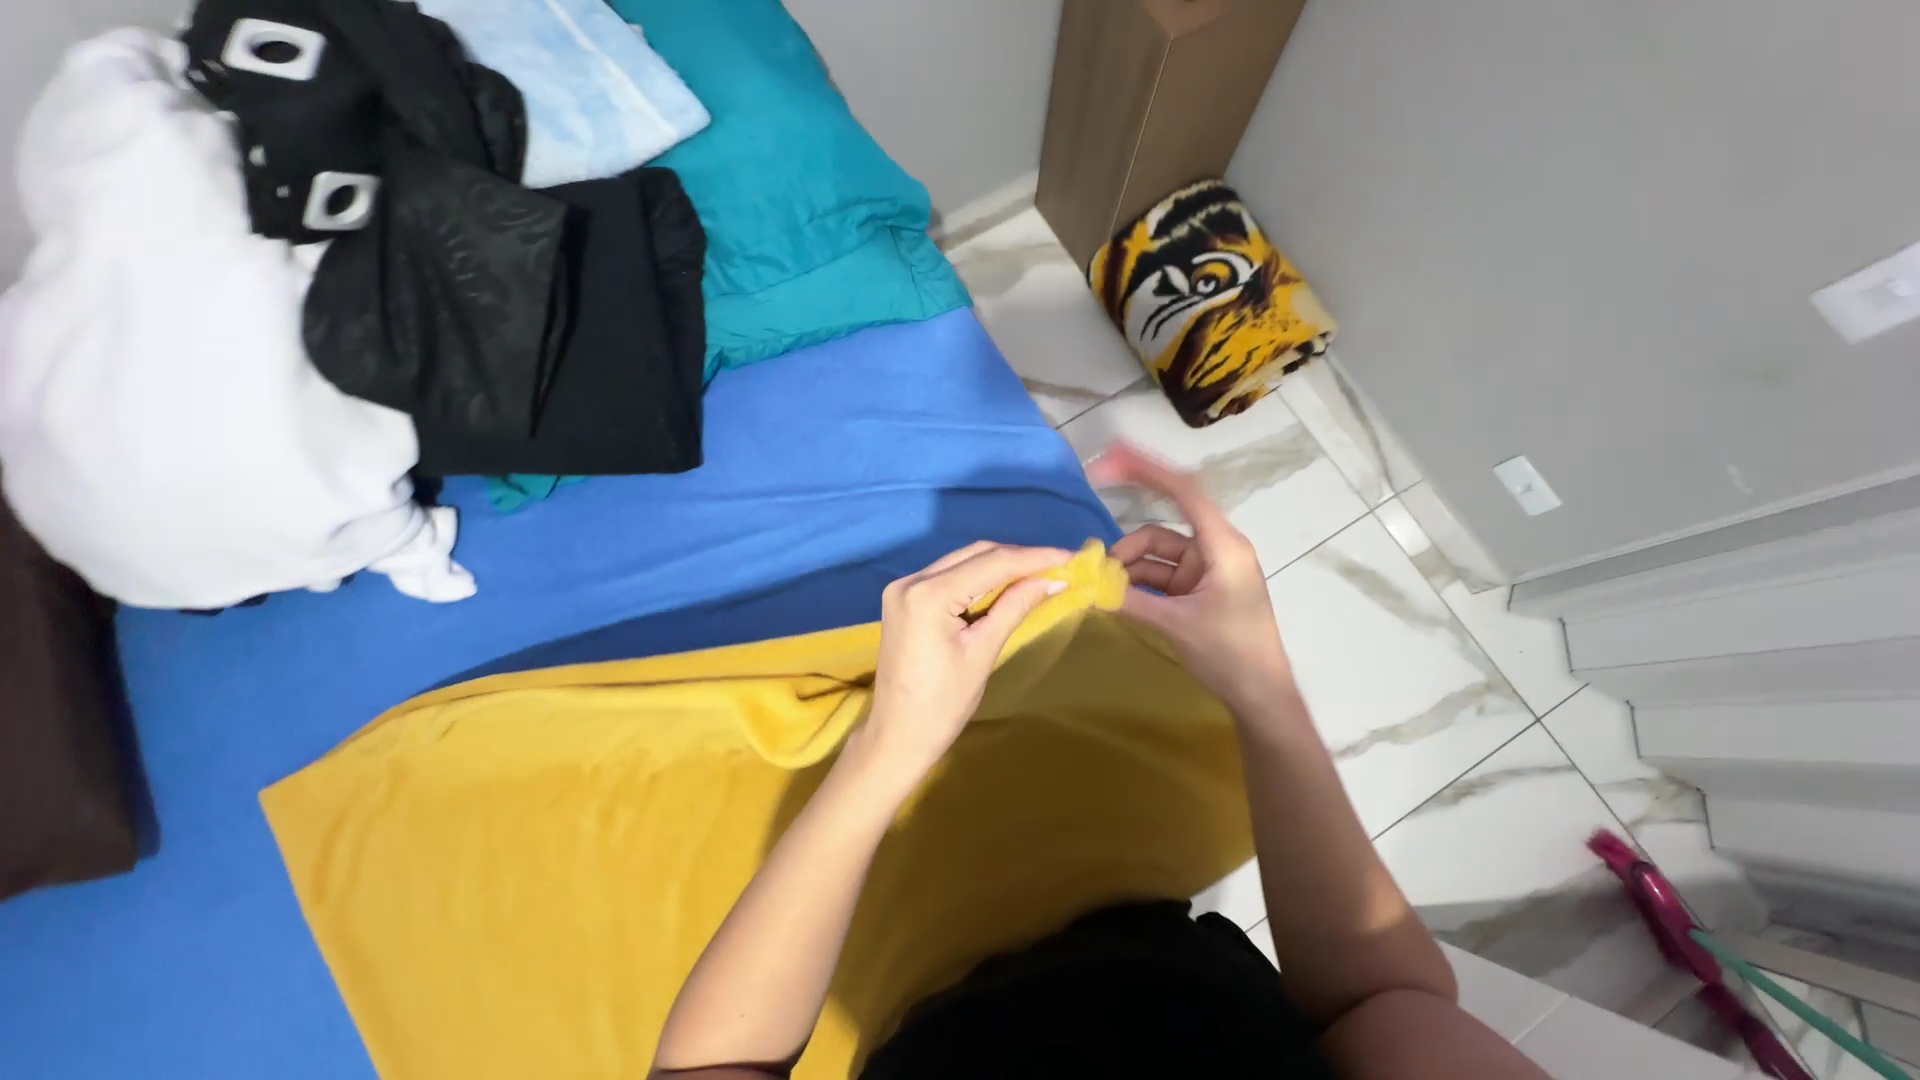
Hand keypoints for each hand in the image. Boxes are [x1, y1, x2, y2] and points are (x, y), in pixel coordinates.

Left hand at [859, 542, 1071, 781]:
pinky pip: (949, 576)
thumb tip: (1054, 579)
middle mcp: (911, 580)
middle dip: (1019, 558)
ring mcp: (903, 587)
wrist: (896, 735)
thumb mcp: (983, 652)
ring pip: (962, 561)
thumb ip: (1015, 607)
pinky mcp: (904, 598)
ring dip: (1000, 565)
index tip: (1071, 557)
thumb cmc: (942, 704)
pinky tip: (1006, 585)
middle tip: (1059, 566)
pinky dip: (979, 577)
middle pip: (975, 554)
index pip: (991, 563)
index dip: (1034, 558)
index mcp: (928, 595)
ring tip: (1040, 574)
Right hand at [1086, 441, 1293, 711]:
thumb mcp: (1177, 625)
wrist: (1260, 694)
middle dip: (1126, 548)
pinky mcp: (1197, 590)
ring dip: (1128, 570)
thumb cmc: (1231, 654)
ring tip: (1103, 592)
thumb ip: (1131, 602)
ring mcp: (1205, 570)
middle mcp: (1214, 550)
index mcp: (1223, 546)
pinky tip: (1115, 596)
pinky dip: (1137, 584)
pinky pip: (1159, 576)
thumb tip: (1089, 585)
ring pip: (1155, 556)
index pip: (1184, 493)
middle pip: (1159, 531)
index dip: (1147, 471)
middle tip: (1094, 566)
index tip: (1111, 457)